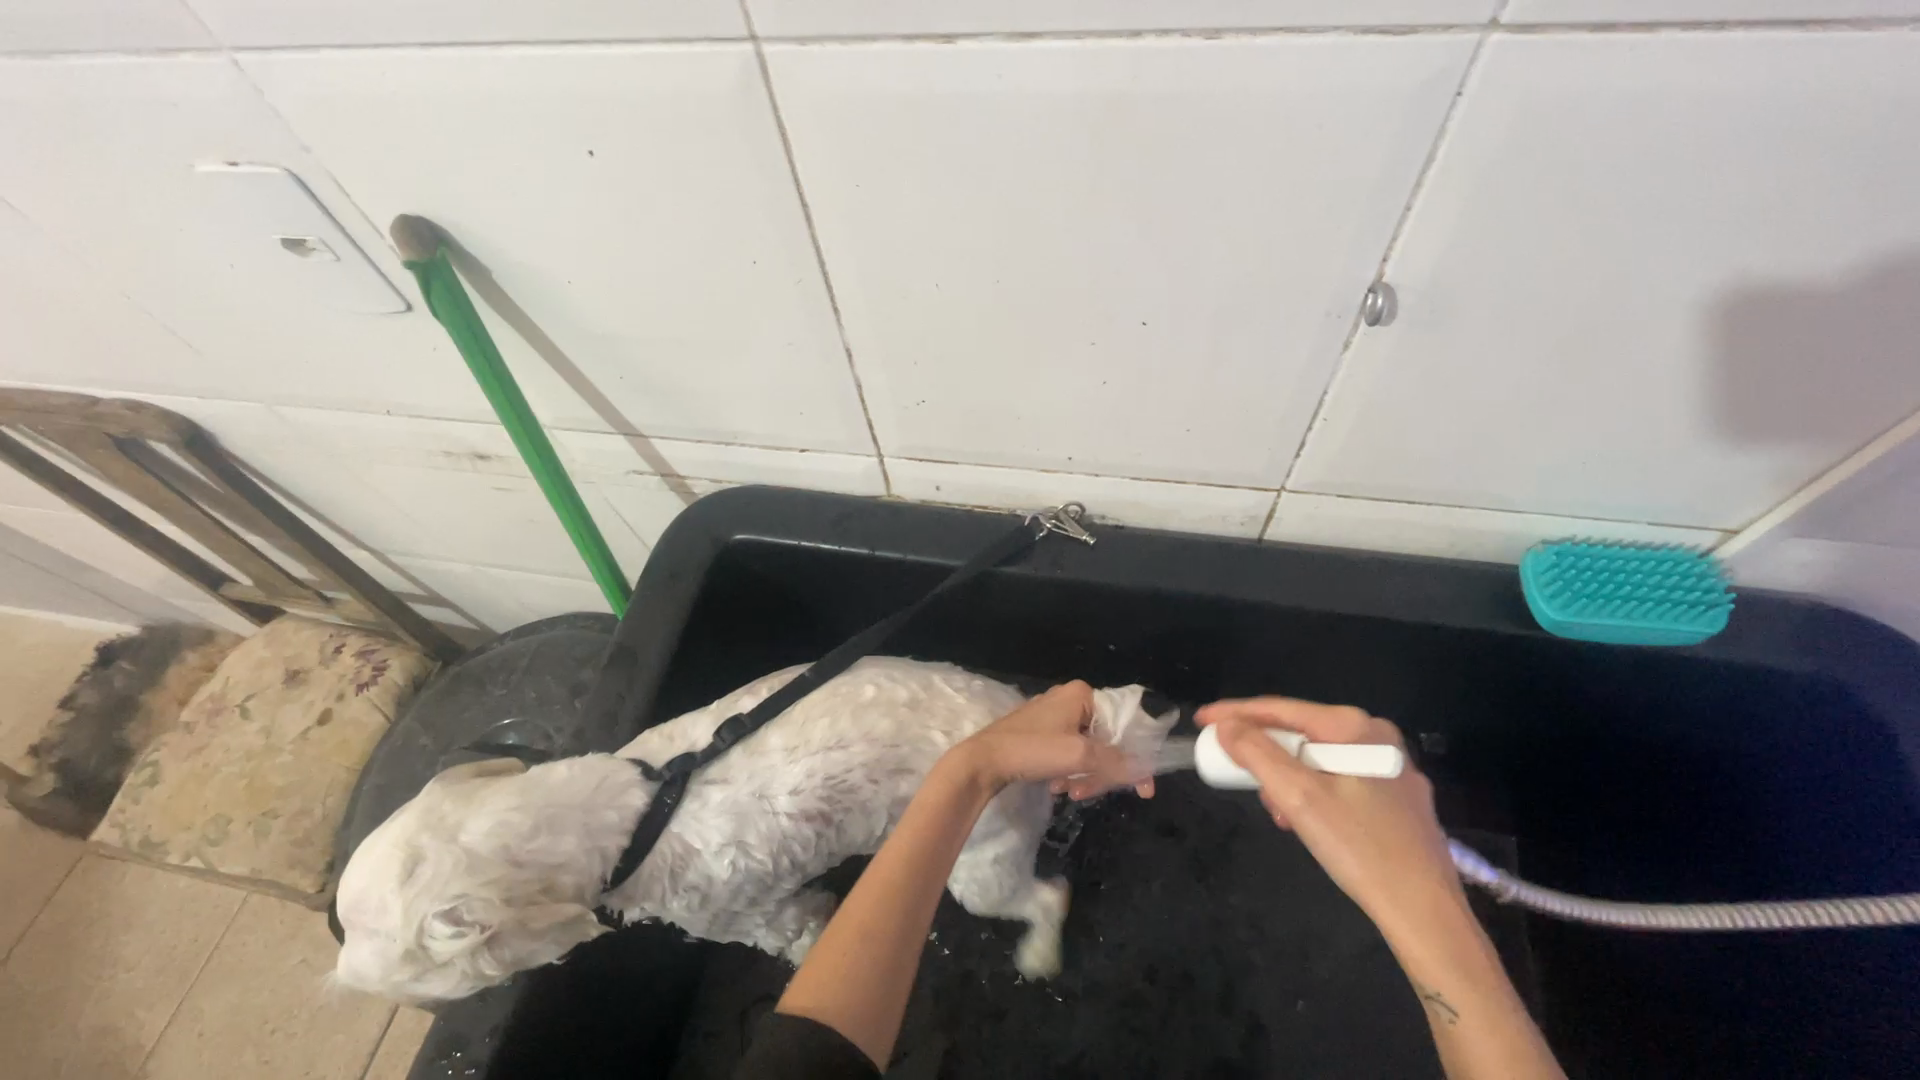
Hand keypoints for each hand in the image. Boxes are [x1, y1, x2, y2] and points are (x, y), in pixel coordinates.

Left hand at [954, 681, 1146, 796]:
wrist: (983, 761)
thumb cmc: (1032, 750)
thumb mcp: (1079, 755)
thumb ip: (1116, 760)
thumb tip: (1144, 770)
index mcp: (1082, 694)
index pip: (1125, 721)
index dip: (1136, 754)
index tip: (1142, 786)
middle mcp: (1070, 699)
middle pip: (1107, 739)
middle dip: (1101, 770)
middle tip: (1088, 793)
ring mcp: (1055, 715)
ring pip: (1088, 750)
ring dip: (1083, 775)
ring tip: (1068, 791)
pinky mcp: (1042, 732)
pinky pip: (1070, 752)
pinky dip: (1069, 771)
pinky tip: (1057, 786)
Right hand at [1194, 698, 1464, 936]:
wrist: (1426, 912)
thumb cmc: (1359, 847)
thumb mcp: (1297, 796)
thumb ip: (1256, 753)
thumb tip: (1226, 725)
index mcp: (1355, 728)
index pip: (1281, 709)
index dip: (1235, 713)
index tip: (1200, 720)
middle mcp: (1377, 738)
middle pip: (1300, 733)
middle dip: (1264, 753)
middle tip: (1235, 777)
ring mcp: (1392, 769)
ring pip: (1318, 759)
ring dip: (1287, 779)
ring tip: (1276, 811)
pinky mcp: (1398, 800)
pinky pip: (1338, 780)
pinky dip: (1312, 793)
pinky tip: (1306, 823)